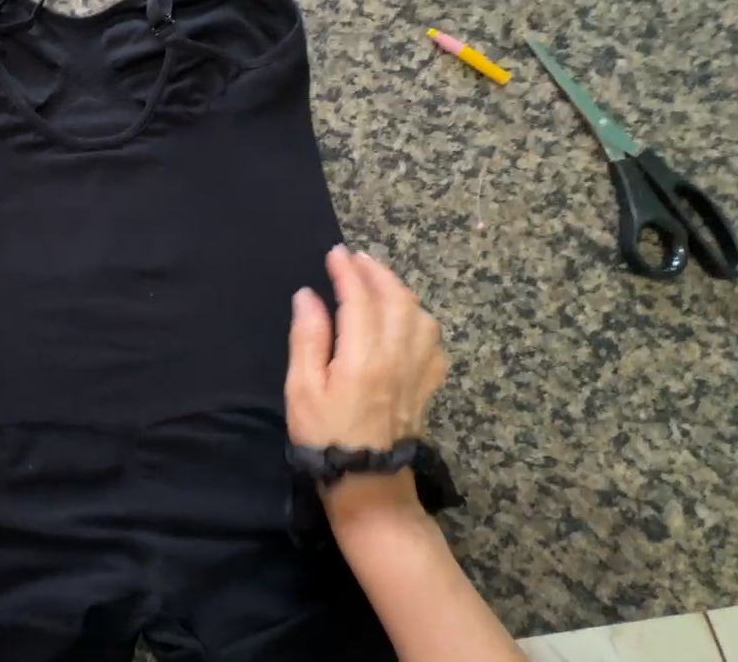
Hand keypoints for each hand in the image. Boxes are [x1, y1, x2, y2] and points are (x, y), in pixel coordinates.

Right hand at [285, 246, 444, 516]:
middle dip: (377, 272)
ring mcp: (418, 372)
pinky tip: (407, 322)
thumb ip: (307, 337)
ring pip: (421, 317)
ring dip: (401, 292)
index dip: (347, 271)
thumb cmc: (325, 434)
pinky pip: (435, 344)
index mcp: (364, 355)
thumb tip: (308, 296)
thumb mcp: (302, 387)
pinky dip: (421, 322)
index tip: (334, 252)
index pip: (359, 298)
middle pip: (396, 300)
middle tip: (356, 258)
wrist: (368, 484)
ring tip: (379, 282)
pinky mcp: (427, 388)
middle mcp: (398, 357)